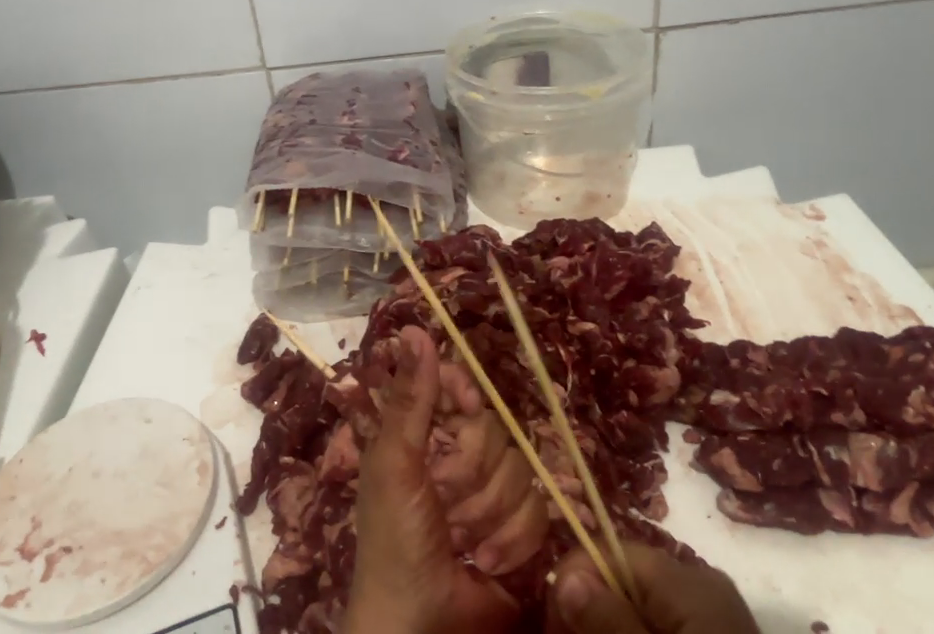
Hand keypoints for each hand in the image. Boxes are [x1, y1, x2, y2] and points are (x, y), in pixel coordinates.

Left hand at [343, 326, 541, 633]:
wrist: (423, 627)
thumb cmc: (395, 541)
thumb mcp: (393, 465)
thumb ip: (408, 401)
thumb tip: (414, 329)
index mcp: (424, 437)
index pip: (459, 388)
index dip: (465, 393)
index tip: (465, 406)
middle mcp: (460, 458)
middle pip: (497, 430)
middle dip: (472, 474)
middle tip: (444, 502)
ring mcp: (493, 494)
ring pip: (522, 471)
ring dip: (491, 514)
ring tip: (463, 541)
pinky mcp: (522, 529)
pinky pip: (540, 511)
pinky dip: (514, 541)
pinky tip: (488, 562)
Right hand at [547, 544, 759, 633]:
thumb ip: (610, 624)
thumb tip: (569, 573)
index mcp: (688, 583)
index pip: (610, 551)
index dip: (573, 582)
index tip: (550, 628)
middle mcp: (699, 589)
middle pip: (620, 582)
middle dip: (588, 618)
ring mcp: (709, 621)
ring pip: (635, 613)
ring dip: (607, 633)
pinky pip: (658, 630)